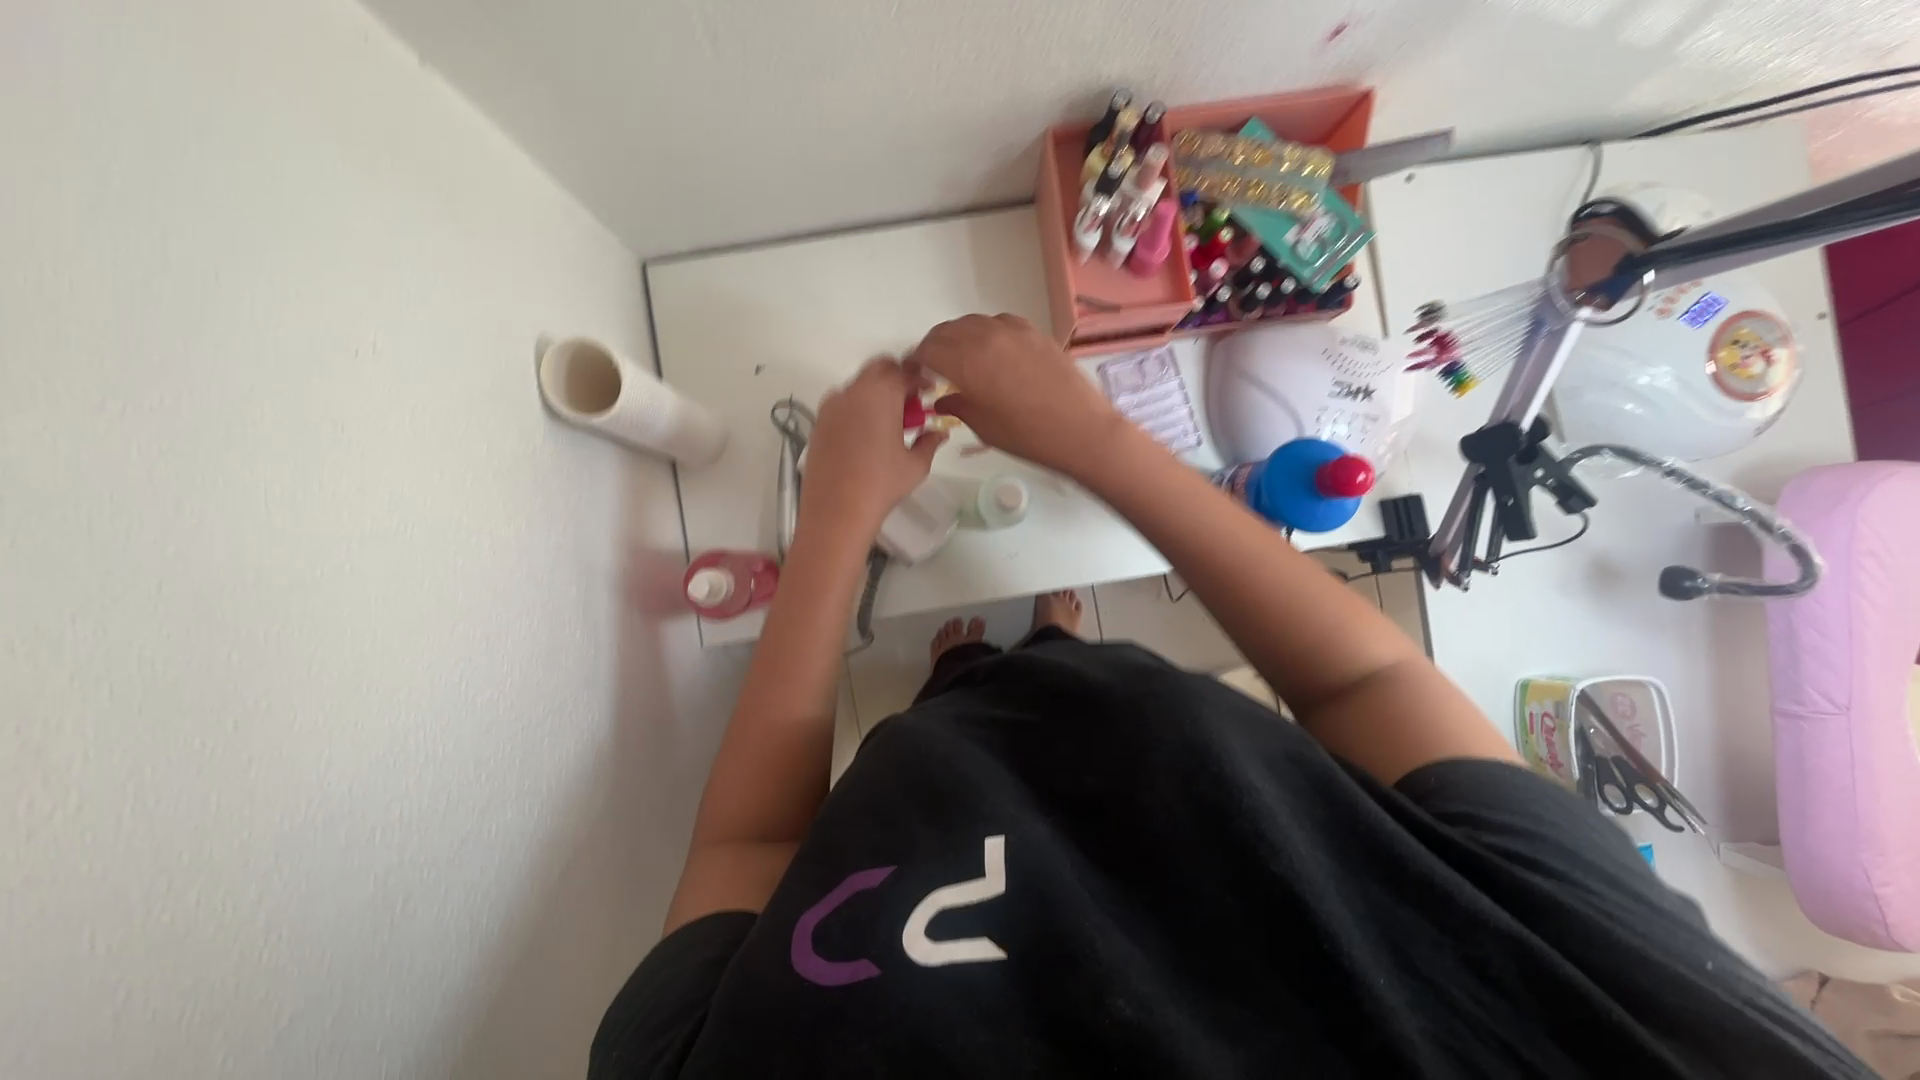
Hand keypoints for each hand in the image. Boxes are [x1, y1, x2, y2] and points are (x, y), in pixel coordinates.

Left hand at [799, 357, 945, 538]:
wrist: (836, 510)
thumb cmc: (882, 484)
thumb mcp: (915, 465)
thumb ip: (929, 442)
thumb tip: (939, 433)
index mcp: (882, 394)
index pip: (905, 372)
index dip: (920, 379)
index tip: (929, 393)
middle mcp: (854, 391)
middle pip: (878, 368)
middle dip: (896, 379)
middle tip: (909, 404)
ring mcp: (832, 405)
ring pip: (858, 385)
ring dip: (875, 393)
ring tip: (887, 423)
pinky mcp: (819, 422)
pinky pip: (842, 403)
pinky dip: (857, 408)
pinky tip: (865, 436)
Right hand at [907, 314, 1131, 478]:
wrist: (1080, 429)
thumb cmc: (1026, 435)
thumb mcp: (983, 426)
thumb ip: (957, 406)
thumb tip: (943, 400)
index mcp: (965, 361)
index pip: (927, 349)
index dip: (916, 360)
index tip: (915, 372)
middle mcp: (985, 337)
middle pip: (947, 331)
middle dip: (935, 346)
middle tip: (934, 366)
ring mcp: (1012, 331)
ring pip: (973, 323)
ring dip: (960, 336)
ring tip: (962, 357)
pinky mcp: (1034, 332)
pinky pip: (1000, 323)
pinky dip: (987, 332)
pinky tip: (994, 351)